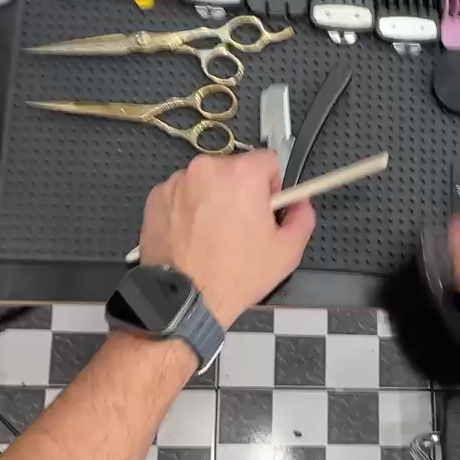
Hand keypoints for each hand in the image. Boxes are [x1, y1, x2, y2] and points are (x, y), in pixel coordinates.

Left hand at [136, 151, 314, 325]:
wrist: (186, 299)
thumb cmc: (234, 276)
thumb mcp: (287, 252)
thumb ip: (303, 217)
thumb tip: (301, 204)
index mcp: (242, 175)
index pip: (268, 160)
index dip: (273, 185)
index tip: (267, 207)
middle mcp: (207, 169)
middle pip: (235, 170)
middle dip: (241, 193)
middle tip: (241, 229)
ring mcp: (178, 182)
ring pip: (207, 182)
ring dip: (213, 200)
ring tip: (214, 237)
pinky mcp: (157, 197)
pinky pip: (182, 195)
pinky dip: (189, 210)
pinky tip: (194, 238)